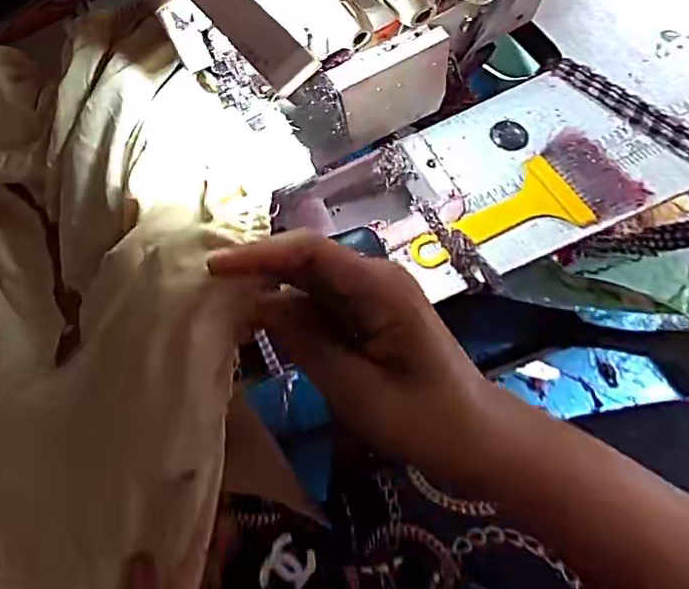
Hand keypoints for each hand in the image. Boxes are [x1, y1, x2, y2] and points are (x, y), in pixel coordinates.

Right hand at [209, 233, 500, 483]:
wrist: (479, 437)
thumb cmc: (426, 421)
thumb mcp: (358, 392)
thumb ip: (306, 342)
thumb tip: (258, 304)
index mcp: (379, 286)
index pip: (309, 253)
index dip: (259, 255)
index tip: (215, 267)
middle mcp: (373, 274)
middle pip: (305, 256)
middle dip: (257, 265)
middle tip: (209, 282)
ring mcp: (370, 288)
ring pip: (308, 274)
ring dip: (269, 283)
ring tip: (223, 297)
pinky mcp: (365, 306)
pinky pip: (319, 295)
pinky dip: (288, 304)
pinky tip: (260, 316)